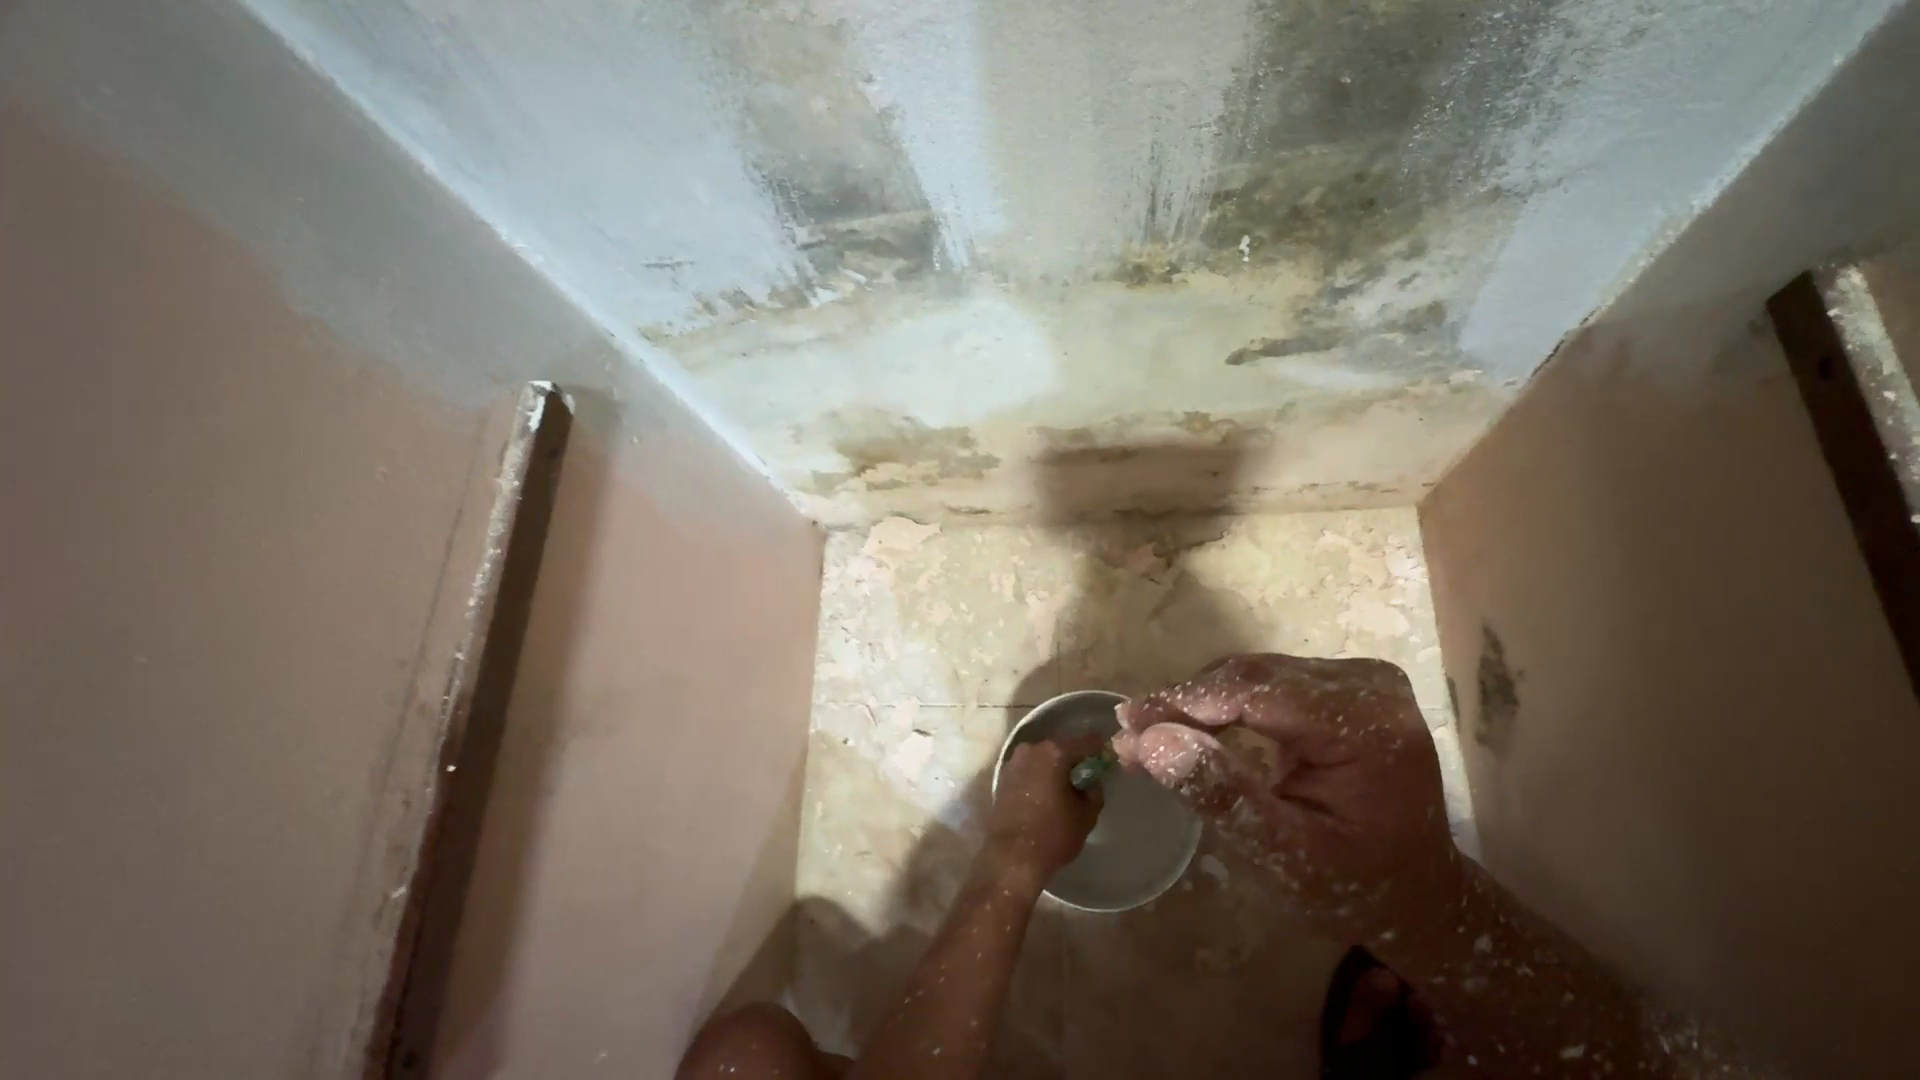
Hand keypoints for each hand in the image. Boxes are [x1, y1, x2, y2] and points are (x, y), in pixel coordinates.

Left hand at [983, 735, 1105, 884]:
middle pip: (1060, 748)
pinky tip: (1046, 794)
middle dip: (1074, 759)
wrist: (1010, 857)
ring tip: (1065, 787)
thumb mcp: (1086, 816)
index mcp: (1054, 753)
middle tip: (1087, 775)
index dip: (1099, 747)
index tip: (1108, 754)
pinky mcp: (1002, 778)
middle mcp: (1031, 750)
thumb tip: (1091, 781)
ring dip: (1054, 768)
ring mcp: (1013, 762)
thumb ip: (1094, 792)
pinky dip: (1039, 777)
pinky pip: (1028, 771)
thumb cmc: (1053, 835)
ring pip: (1042, 759)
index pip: (1086, 742)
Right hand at [1111, 654, 1460, 944]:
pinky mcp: (1346, 685)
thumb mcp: (1283, 857)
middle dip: (1186, 705)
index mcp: (1370, 728)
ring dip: (1200, 704)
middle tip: (1130, 736)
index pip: (1258, 693)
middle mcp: (1370, 686)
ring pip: (1255, 675)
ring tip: (1153, 736)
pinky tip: (1194, 729)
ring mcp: (1362, 680)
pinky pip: (1269, 683)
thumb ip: (1222, 796)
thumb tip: (1149, 740)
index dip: (1184, 703)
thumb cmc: (1350, 885)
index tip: (1126, 723)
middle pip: (1254, 677)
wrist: (1412, 891)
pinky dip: (1225, 705)